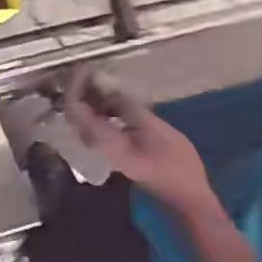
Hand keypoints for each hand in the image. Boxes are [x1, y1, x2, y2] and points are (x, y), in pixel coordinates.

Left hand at [60, 63, 219, 219]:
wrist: (186, 195)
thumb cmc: (175, 163)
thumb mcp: (155, 129)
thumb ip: (128, 108)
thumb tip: (110, 89)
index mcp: (101, 139)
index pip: (74, 108)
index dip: (75, 85)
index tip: (85, 67)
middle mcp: (94, 144)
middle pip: (76, 111)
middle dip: (80, 88)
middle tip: (92, 69)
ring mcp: (103, 147)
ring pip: (86, 116)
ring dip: (91, 97)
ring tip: (103, 78)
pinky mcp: (113, 148)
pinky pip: (98, 123)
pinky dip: (102, 107)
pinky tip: (116, 97)